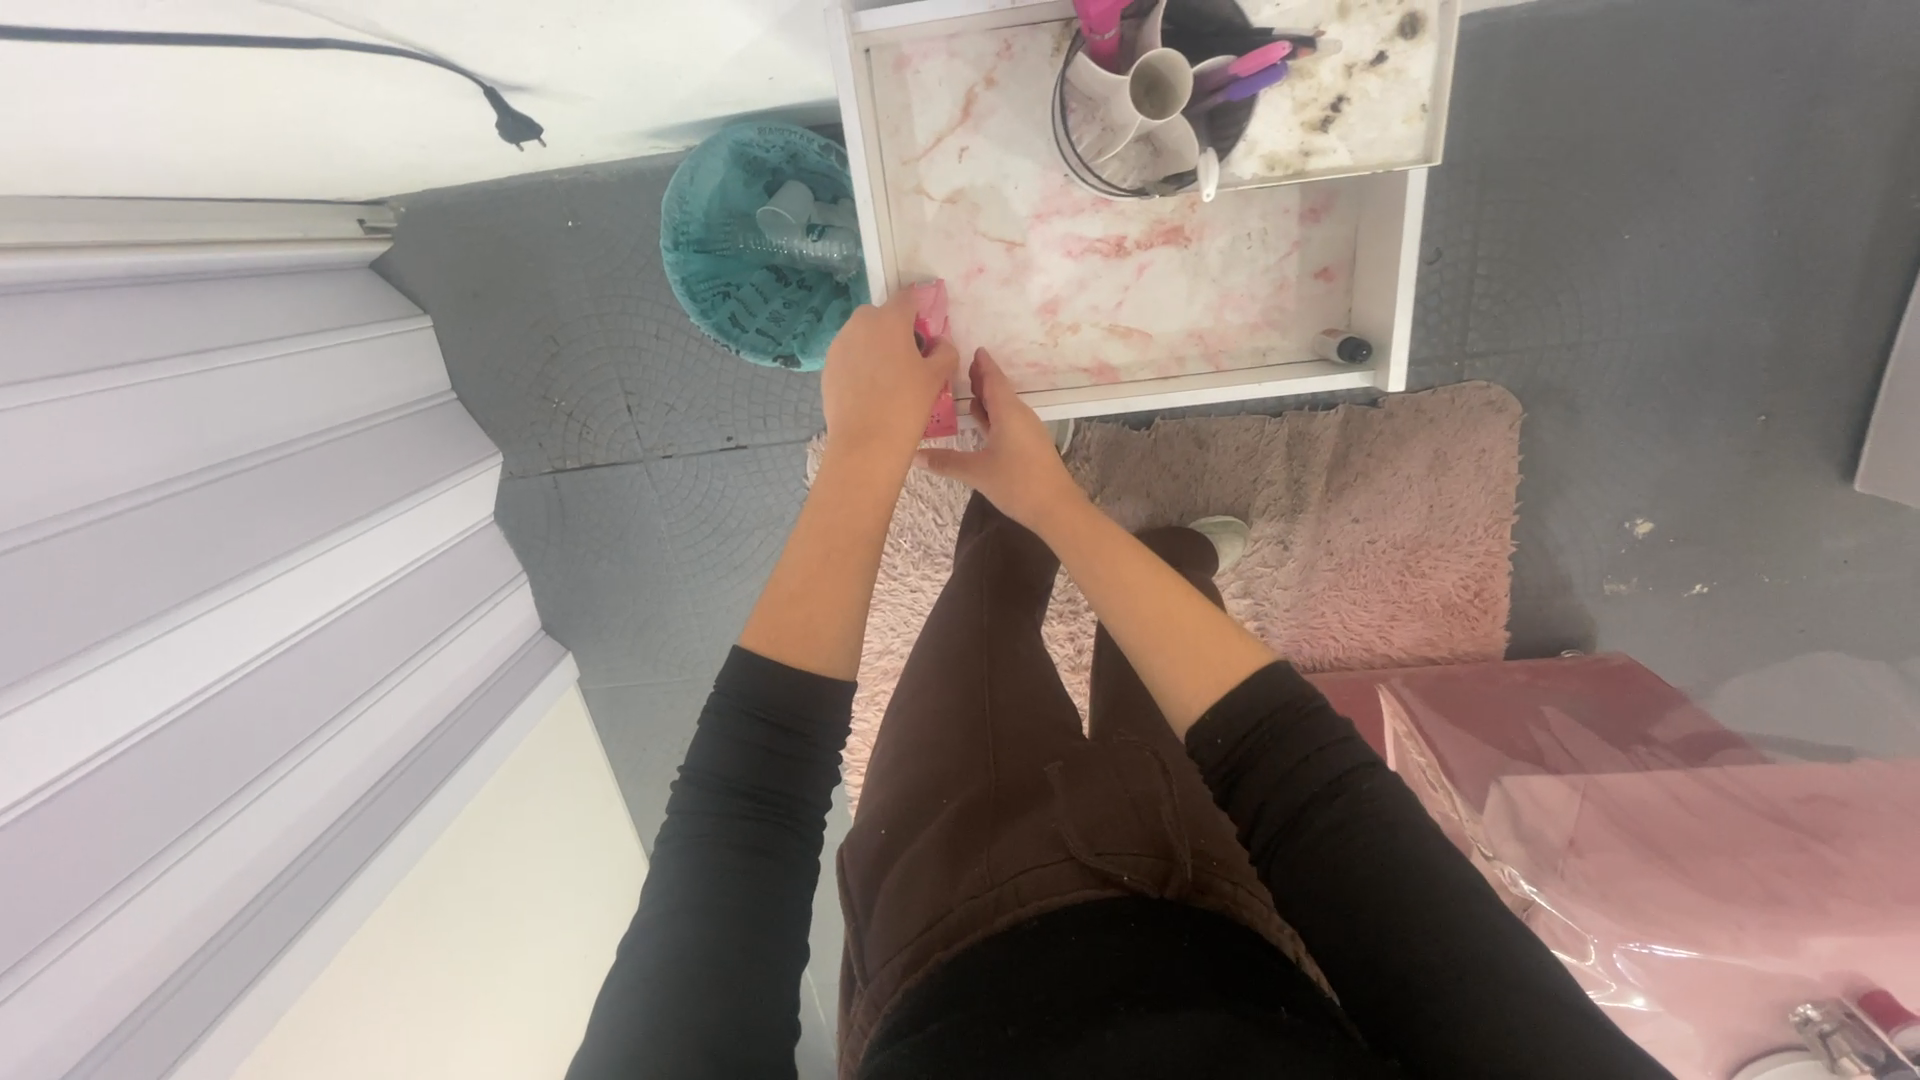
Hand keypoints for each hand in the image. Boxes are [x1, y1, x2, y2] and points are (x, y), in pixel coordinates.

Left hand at [821, 291, 958, 468]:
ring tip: (887, 379)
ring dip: (875, 347)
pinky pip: (849, 356)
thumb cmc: (907, 406)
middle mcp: (860, 323)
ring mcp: (839, 344)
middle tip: (908, 360)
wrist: (866, 443)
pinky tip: (869, 392)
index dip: (919, 310)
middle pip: (881, 315)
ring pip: (862, 336)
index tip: (926, 332)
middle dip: (895, 330)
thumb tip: (940, 343)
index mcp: (890, 319)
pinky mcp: (827, 366)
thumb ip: (945, 351)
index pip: (907, 297)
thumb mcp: (937, 377)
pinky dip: (860, 365)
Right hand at [917, 348, 1088, 532]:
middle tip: (962, 370)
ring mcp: (1027, 432)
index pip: (994, 379)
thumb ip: (946, 462)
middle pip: (1000, 391)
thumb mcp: (977, 472)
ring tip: (967, 394)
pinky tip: (982, 424)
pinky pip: (1009, 422)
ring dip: (987, 400)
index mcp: (1008, 412)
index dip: (983, 365)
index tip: (973, 350)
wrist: (1056, 508)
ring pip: (1005, 408)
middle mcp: (1020, 416)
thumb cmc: (1017, 483)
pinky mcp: (1030, 447)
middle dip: (982, 380)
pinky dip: (994, 417)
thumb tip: (915, 456)